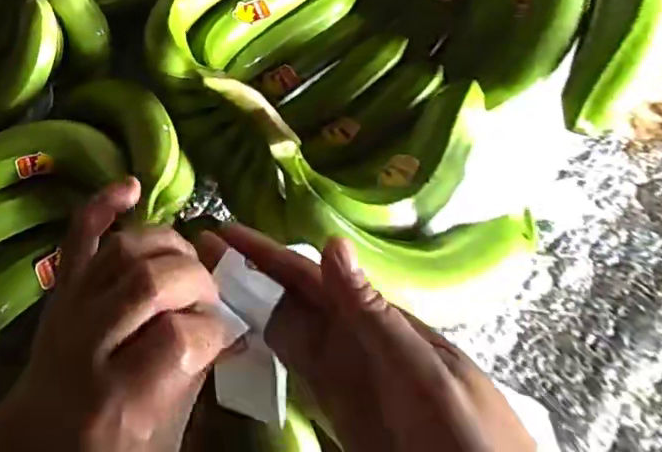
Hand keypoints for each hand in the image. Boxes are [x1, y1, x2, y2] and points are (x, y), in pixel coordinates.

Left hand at [0, 179, 241, 451]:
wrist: (34, 440)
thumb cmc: (107, 449)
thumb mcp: (161, 438)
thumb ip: (196, 376)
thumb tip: (233, 326)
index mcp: (117, 402)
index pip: (178, 339)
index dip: (214, 327)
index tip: (226, 332)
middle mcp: (88, 345)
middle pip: (149, 284)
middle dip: (195, 280)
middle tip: (210, 297)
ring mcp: (70, 307)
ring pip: (123, 251)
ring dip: (168, 246)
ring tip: (188, 263)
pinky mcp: (61, 285)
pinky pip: (79, 234)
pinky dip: (104, 203)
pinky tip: (134, 187)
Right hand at [200, 224, 534, 451]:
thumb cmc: (468, 437)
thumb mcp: (425, 374)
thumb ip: (374, 315)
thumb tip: (330, 241)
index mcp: (373, 317)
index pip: (308, 275)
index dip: (264, 253)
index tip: (220, 232)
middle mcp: (352, 337)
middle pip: (288, 296)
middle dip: (245, 272)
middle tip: (193, 256)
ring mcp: (345, 375)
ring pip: (285, 329)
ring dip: (248, 306)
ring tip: (202, 288)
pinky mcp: (338, 412)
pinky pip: (293, 370)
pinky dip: (264, 349)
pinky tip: (237, 340)